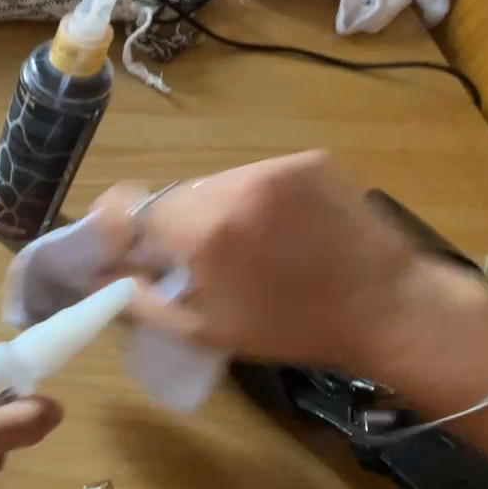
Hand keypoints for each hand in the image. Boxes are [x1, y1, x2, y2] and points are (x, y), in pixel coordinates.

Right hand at [87, 152, 487, 390]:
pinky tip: (273, 232)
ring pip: (209, 184)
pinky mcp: (307, 160)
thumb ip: (138, 300)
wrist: (391, 307)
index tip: (121, 249)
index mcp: (203, 229)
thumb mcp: (201, 328)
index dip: (110, 224)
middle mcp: (233, 184)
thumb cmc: (289, 327)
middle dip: (166, 225)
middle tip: (187, 260)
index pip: (124, 202)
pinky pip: (251, 177)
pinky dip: (247, 201)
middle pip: (168, 194)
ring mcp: (274, 167)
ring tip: (238, 248)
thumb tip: (96, 278)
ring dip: (207, 211)